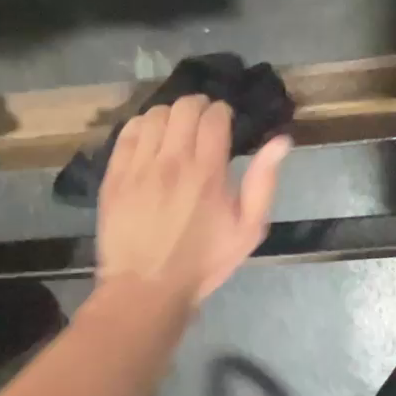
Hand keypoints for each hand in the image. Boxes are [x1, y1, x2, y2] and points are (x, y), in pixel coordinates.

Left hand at [95, 95, 289, 307]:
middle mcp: (171, 162)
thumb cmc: (204, 261)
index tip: (226, 122)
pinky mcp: (114, 176)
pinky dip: (143, 126)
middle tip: (204, 122)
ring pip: (154, 115)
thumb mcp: (248, 229)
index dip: (223, 112)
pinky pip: (128, 132)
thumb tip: (281, 142)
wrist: (147, 288)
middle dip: (198, 107)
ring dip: (171, 115)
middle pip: (184, 108)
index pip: (214, 117)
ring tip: (177, 130)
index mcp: (207, 173)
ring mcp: (138, 167)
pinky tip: (151, 139)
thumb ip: (263, 182)